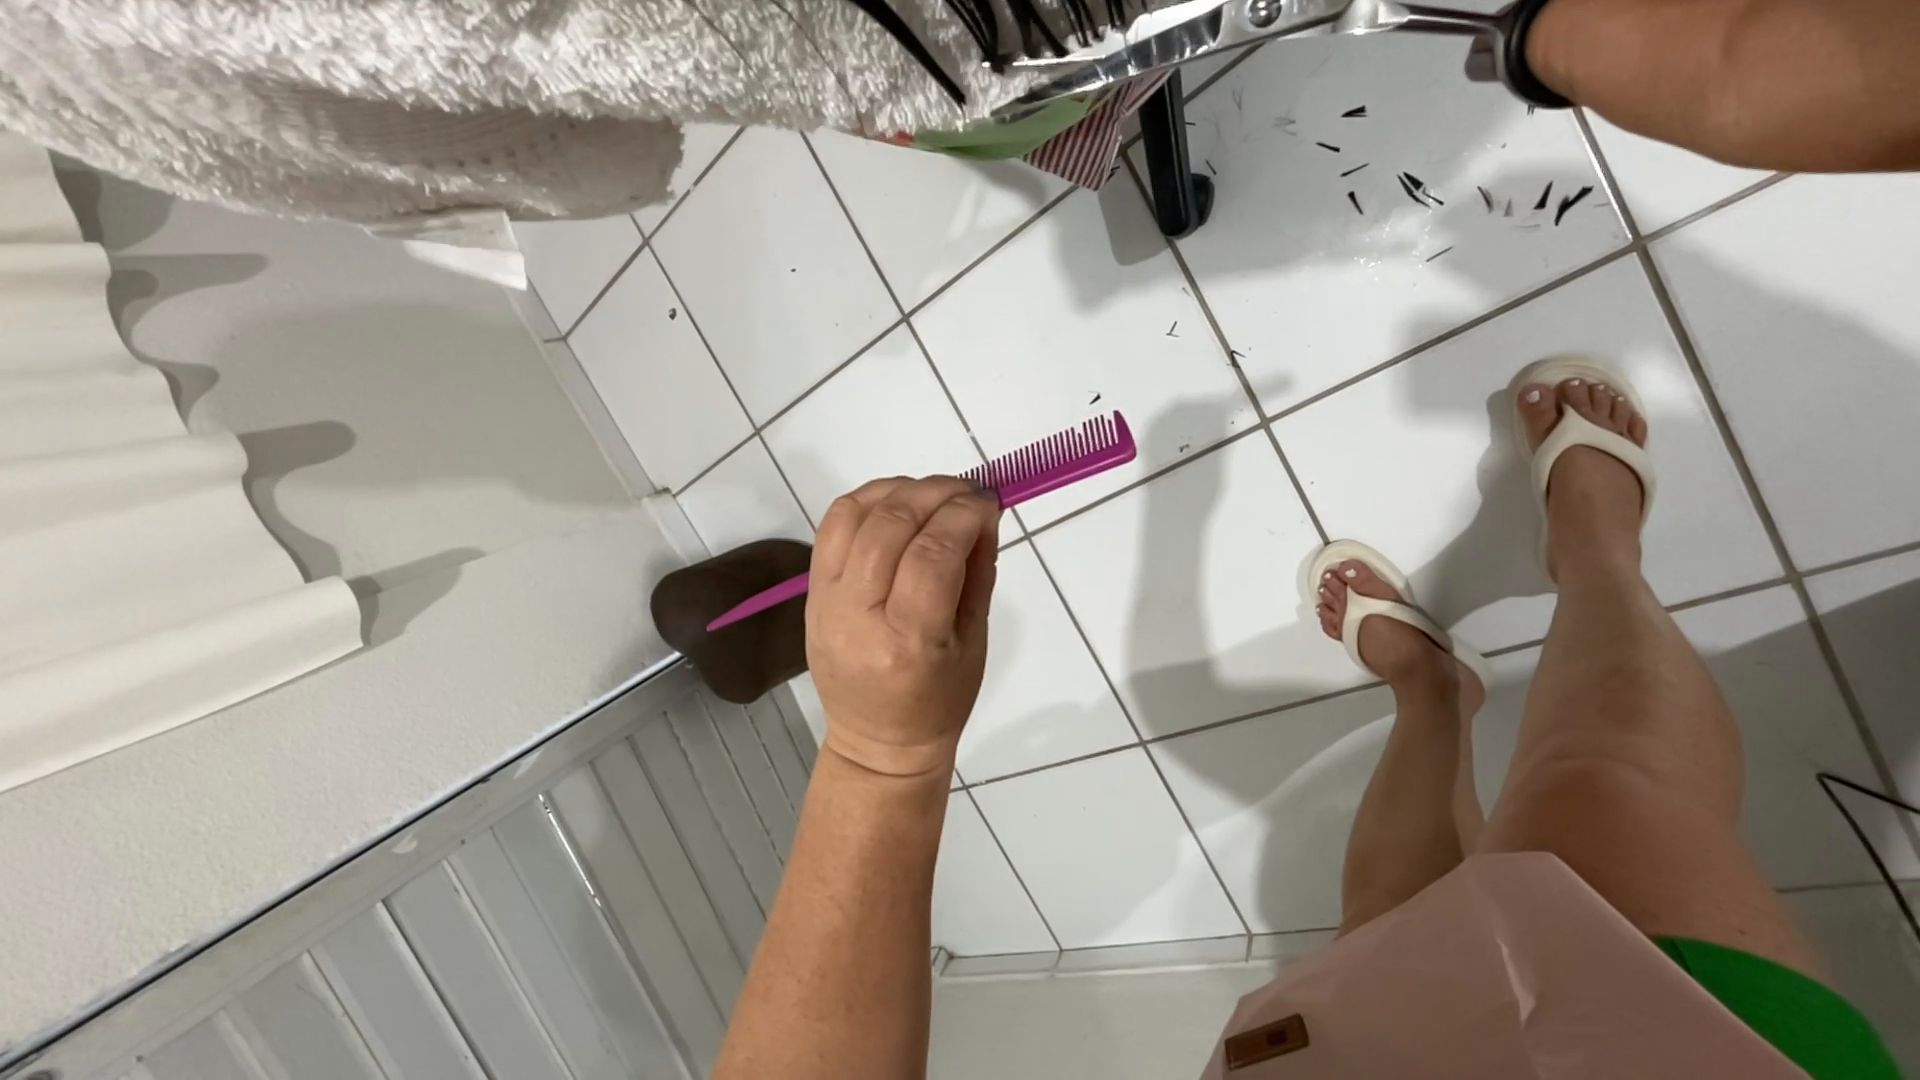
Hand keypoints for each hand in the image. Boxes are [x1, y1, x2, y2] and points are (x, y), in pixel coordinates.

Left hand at [805, 476, 1001, 777]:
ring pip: (853, 517)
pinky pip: (831, 527)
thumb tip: (983, 511)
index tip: (989, 500)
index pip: (933, 555)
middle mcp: (858, 618)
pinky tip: (895, 502)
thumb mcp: (974, 641)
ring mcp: (826, 603)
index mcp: (909, 643)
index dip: (964, 515)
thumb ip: (978, 570)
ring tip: (932, 493)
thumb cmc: (939, 701)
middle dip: (935, 493)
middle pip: (890, 527)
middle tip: (967, 490)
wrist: (877, 739)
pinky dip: (865, 501)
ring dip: (898, 490)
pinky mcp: (810, 593)